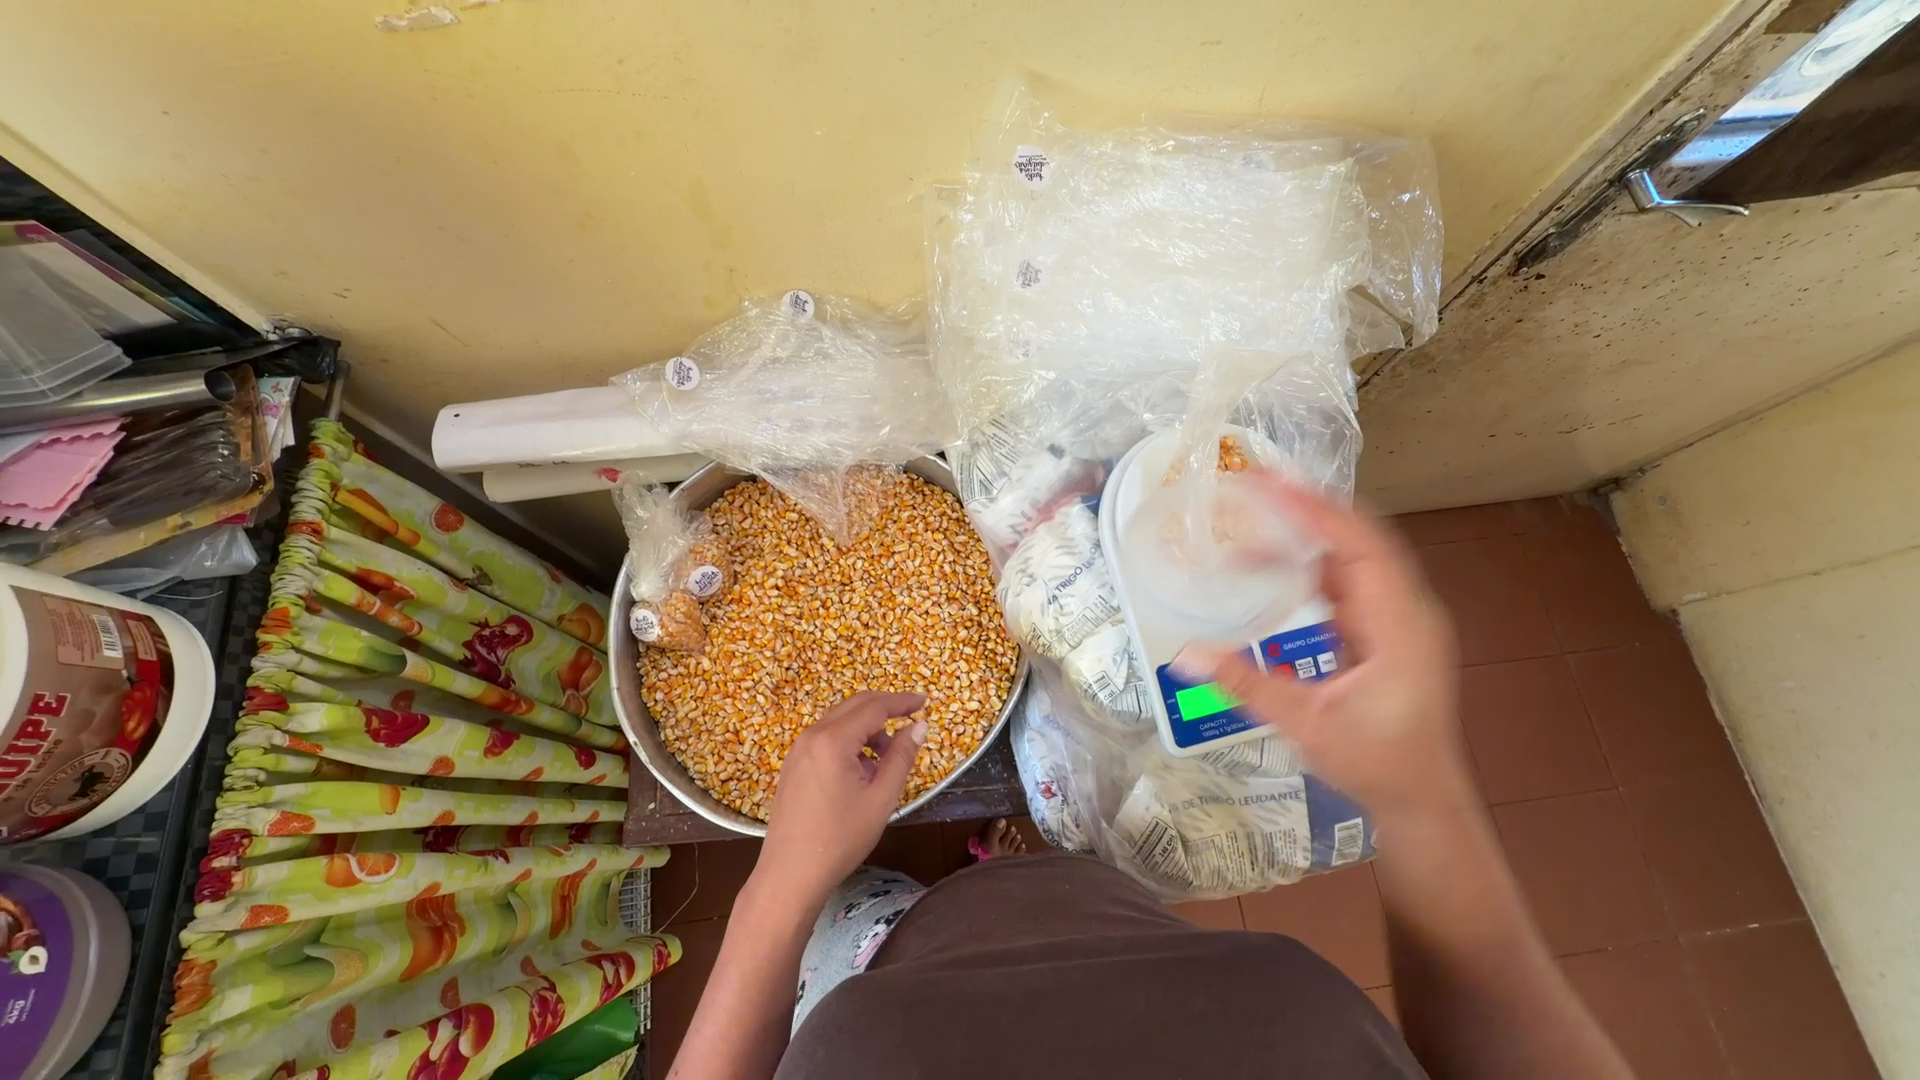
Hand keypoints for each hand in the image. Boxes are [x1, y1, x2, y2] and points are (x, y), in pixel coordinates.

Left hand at [754, 691, 928, 904]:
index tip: (925, 701)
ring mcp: (798, 749)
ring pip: (840, 720)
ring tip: (887, 758)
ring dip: (867, 727)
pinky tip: (861, 769)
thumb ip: (901, 757)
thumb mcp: (881, 799)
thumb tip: (919, 725)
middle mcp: (812, 735)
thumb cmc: (840, 839)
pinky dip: (849, 740)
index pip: (874, 707)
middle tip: (912, 717)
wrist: (790, 875)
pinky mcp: (793, 764)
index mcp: (833, 740)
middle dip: (885, 707)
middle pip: (854, 705)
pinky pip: (826, 737)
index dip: (902, 702)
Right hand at [1176, 475, 1469, 821]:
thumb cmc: (1376, 763)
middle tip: (1255, 484)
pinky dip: (1309, 561)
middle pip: (1359, 540)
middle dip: (1308, 507)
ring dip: (1305, 533)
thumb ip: (1248, 685)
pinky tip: (1272, 559)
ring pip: (1351, 556)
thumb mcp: (1307, 725)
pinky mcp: (1380, 628)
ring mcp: (1395, 617)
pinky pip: (1345, 579)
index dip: (1317, 513)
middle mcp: (1404, 610)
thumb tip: (1186, 655)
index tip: (1270, 487)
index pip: (1363, 548)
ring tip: (1254, 513)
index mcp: (1401, 626)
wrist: (1422, 798)